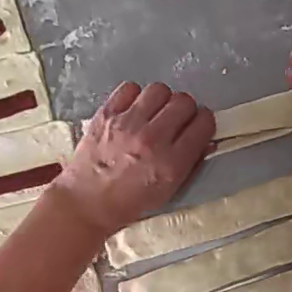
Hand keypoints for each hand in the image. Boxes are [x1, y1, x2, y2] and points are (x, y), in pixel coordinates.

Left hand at [53, 81, 214, 233]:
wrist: (86, 203)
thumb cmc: (127, 203)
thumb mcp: (167, 192)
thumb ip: (189, 164)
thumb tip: (204, 139)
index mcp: (171, 164)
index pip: (203, 124)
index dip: (203, 123)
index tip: (198, 126)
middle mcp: (152, 139)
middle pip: (184, 102)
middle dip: (185, 110)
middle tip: (176, 121)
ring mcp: (128, 124)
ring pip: (160, 90)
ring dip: (161, 101)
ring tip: (154, 114)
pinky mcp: (107, 114)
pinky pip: (130, 88)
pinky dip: (134, 97)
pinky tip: (132, 111)